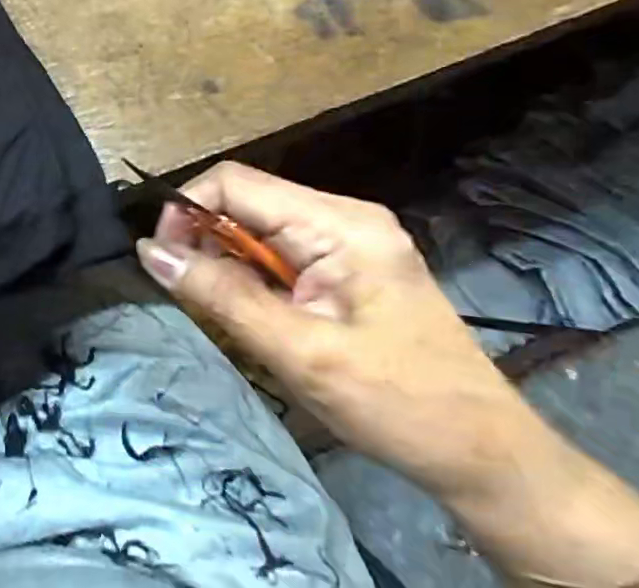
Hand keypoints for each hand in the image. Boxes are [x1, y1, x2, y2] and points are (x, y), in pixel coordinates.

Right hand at [135, 162, 548, 501]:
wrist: (486, 456)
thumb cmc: (399, 405)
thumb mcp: (300, 353)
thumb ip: (222, 296)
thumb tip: (152, 252)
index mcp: (339, 223)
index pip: (237, 182)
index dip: (188, 210)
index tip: (162, 258)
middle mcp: (343, 217)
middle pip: (247, 203)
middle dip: (208, 242)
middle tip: (193, 298)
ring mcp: (349, 241)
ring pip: (260, 230)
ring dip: (230, 265)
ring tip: (227, 316)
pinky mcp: (349, 267)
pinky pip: (282, 255)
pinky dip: (256, 281)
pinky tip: (258, 318)